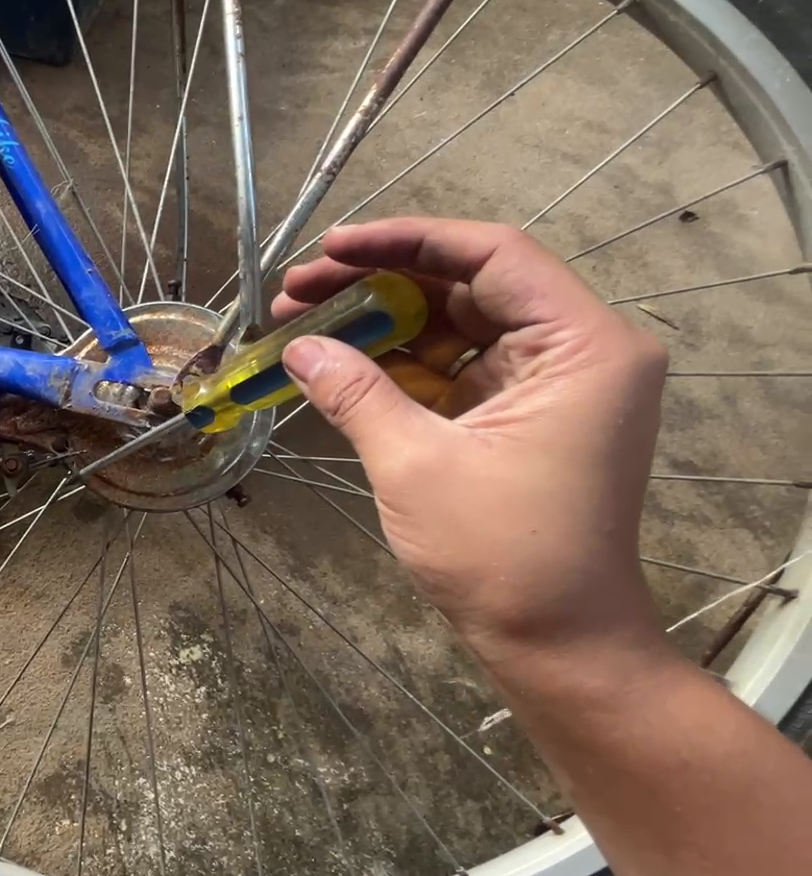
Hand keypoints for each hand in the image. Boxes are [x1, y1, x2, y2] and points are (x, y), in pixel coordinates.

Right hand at [274, 218, 669, 665]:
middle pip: (464, 287)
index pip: (492, 257)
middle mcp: (571, 352)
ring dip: (374, 323)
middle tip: (293, 290)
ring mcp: (541, 385)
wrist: (549, 633)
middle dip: (375, 283)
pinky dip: (389, 364)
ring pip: (448, 326)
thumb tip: (294, 347)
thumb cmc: (499, 548)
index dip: (405, 242)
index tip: (330, 248)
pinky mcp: (510, 415)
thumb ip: (354, 393)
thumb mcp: (414, 463)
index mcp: (581, 347)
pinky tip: (332, 362)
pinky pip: (444, 369)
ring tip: (297, 322)